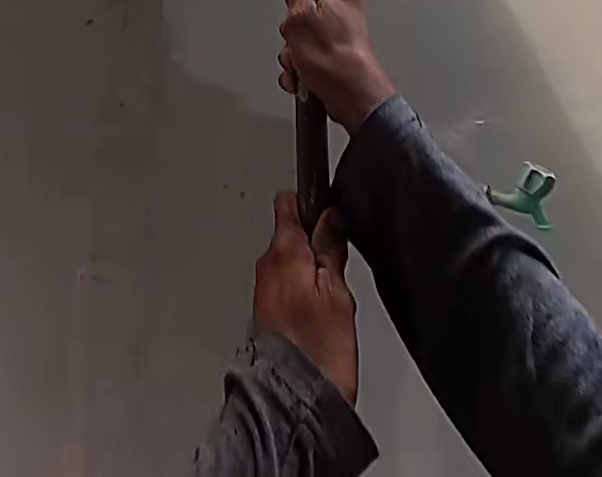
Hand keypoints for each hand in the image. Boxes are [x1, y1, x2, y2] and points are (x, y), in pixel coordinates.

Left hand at [255, 192, 358, 405]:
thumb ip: (331, 248)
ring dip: (307, 269)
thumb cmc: (317, 350)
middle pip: (290, 233)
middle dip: (313, 242)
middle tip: (337, 266)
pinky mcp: (266, 309)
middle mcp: (266, 264)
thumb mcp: (338, 292)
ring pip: (288, 260)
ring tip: (330, 298)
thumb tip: (330, 216)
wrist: (295, 398)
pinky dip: (300, 289)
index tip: (325, 210)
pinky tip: (318, 313)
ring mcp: (263, 286)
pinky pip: (284, 284)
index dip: (309, 202)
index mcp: (283, 250)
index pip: (288, 203)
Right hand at [278, 0, 396, 133]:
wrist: (353, 99)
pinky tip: (303, 75)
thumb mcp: (301, 15)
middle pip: (306, 0)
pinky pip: (307, 55)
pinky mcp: (335, 55)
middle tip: (291, 28)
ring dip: (292, 48)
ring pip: (302, 31)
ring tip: (298, 59)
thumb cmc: (334, 58)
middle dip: (290, 19)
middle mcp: (344, 9)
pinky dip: (300, 67)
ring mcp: (340, 33)